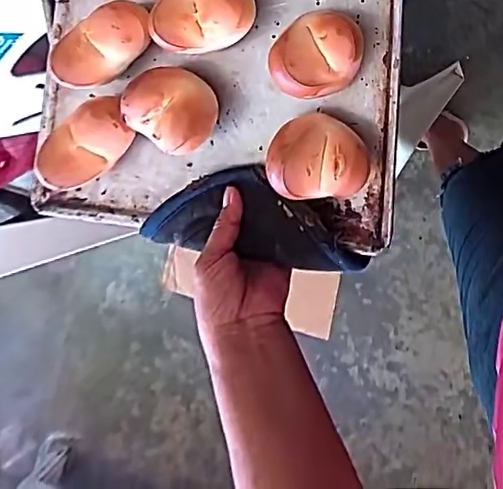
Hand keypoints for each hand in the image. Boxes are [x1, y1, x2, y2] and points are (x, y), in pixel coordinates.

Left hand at [193, 186, 292, 337]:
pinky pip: (289, 233)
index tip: (240, 175)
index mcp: (220, 245)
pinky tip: (293, 203)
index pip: (227, 214)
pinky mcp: (284, 254)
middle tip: (262, 174)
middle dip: (255, 198)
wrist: (244, 327)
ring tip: (278, 183)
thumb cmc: (216, 302)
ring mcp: (264, 248)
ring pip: (270, 220)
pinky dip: (291, 221)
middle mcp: (243, 243)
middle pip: (251, 213)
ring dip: (274, 206)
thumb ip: (222, 228)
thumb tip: (231, 195)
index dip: (232, 196)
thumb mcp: (210, 261)